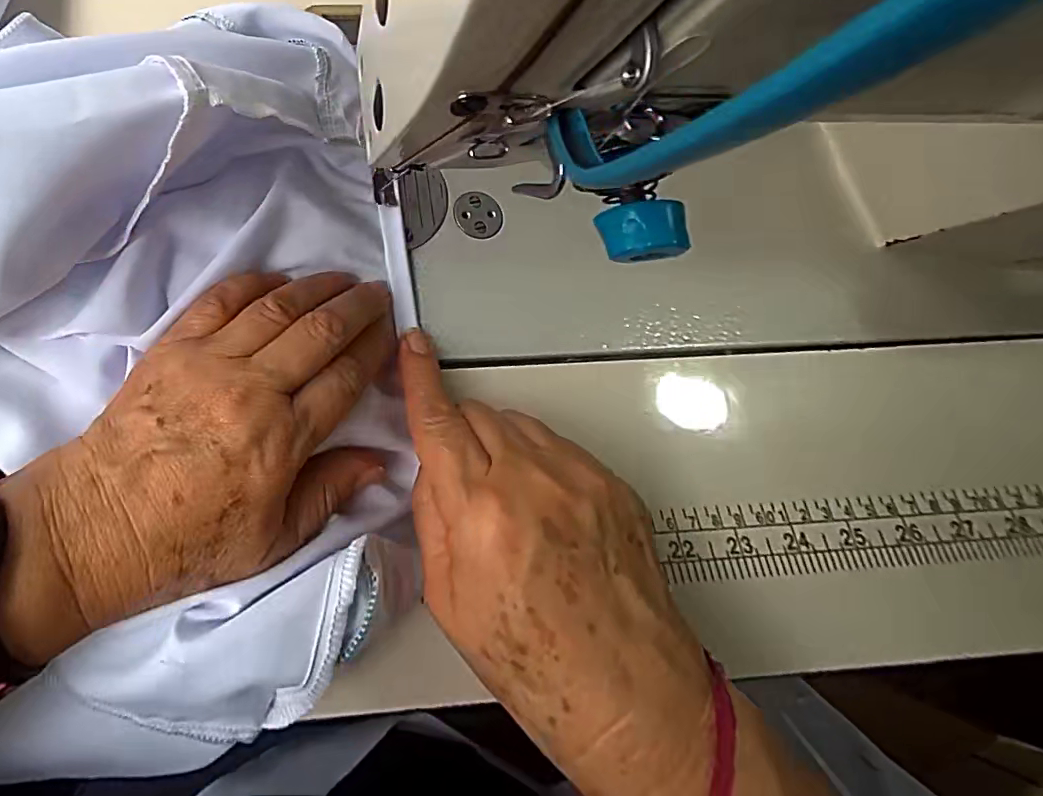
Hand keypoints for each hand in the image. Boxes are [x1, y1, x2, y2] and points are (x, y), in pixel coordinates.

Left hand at [0, 271, 395, 665]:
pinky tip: (273, 278)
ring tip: (337, 278)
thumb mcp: (271, 540)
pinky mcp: (172, 347)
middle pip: (317, 333)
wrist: (105, 517)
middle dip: (354, 308)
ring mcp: (208, 362)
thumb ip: (327, 492)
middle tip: (375, 293)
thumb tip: (377, 458)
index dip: (372, 350)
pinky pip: (217, 302)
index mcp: (282, 439)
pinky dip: (249, 284)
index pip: (343, 379)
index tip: (389, 331)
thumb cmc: (188, 539)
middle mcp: (251, 389)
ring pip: (273, 309)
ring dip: (311, 288)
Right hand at [398, 330, 714, 795]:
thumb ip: (431, 514)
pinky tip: (542, 508)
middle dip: (456, 430)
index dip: (419, 376)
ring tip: (504, 497)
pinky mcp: (613, 488)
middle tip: (459, 473)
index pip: (437, 420)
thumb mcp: (444, 592)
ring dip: (496, 442)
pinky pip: (555, 446)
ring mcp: (578, 481)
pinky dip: (537, 461)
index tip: (413, 346)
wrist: (629, 697)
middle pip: (475, 414)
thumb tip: (430, 468)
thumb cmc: (530, 656)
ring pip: (515, 423)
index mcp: (477, 510)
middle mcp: (529, 483)